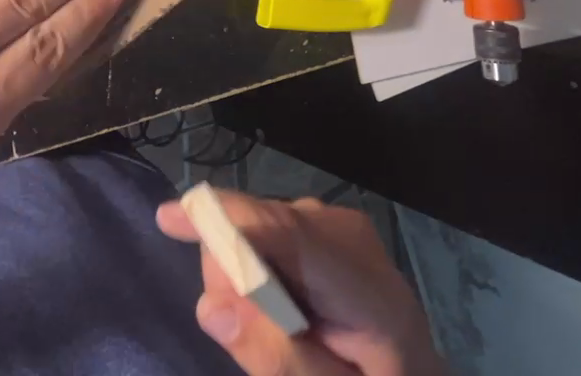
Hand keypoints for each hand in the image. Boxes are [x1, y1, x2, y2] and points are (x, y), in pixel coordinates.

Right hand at [157, 190, 443, 375]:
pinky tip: (270, 298)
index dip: (227, 223)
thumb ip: (281, 361)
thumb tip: (212, 308)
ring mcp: (333, 222)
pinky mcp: (318, 220)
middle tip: (249, 334)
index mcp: (369, 290)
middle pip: (254, 227)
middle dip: (229, 274)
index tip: (167, 220)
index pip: (287, 235)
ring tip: (277, 324)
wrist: (412, 375)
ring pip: (249, 224)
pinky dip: (248, 261)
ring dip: (240, 273)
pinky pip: (258, 225)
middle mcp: (347, 237)